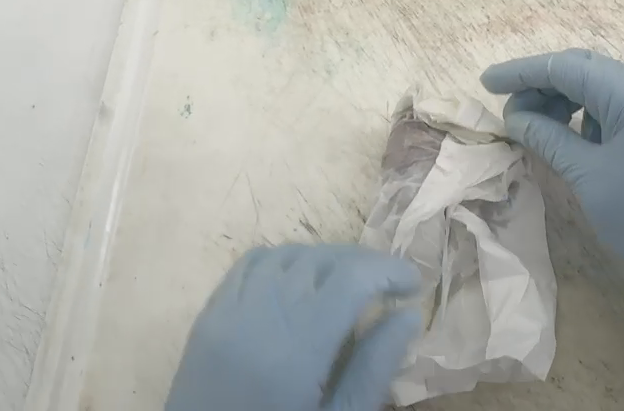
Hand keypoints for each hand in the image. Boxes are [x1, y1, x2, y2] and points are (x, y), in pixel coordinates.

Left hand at [165, 244, 422, 410]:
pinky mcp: (208, 316)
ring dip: (323, 259)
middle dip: (361, 264)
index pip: (351, 277)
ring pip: (287, 254)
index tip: (414, 285)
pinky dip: (281, 259)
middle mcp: (262, 314)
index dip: (388, 270)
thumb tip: (410, 316)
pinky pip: (249, 263)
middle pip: (321, 258)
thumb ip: (372, 370)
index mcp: (299, 348)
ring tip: (345, 285)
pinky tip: (297, 280)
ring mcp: (230, 310)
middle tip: (387, 287)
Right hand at [481, 48, 623, 330]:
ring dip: (565, 101)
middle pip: (583, 69)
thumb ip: (547, 138)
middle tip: (510, 115)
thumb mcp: (590, 178)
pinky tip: (579, 143)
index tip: (486, 84)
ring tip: (540, 132)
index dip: (521, 73)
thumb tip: (514, 117)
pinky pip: (620, 103)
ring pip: (601, 86)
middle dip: (541, 87)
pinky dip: (590, 115)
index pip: (564, 66)